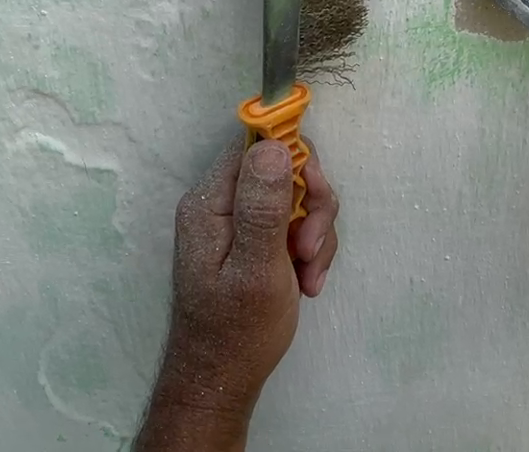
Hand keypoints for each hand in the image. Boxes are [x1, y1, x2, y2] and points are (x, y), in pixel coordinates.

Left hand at [133, 136, 341, 451]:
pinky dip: (312, 248)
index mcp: (212, 202)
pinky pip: (298, 222)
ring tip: (311, 273)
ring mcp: (242, 221)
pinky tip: (308, 280)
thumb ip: (264, 207)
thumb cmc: (236, 330)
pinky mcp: (259, 239)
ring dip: (317, 231)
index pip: (255, 144)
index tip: (316, 188)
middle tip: (313, 244)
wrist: (224, 383)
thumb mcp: (256, 268)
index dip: (292, 155)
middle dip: (311, 204)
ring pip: (298, 196)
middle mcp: (224, 203)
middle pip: (284, 167)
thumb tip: (274, 144)